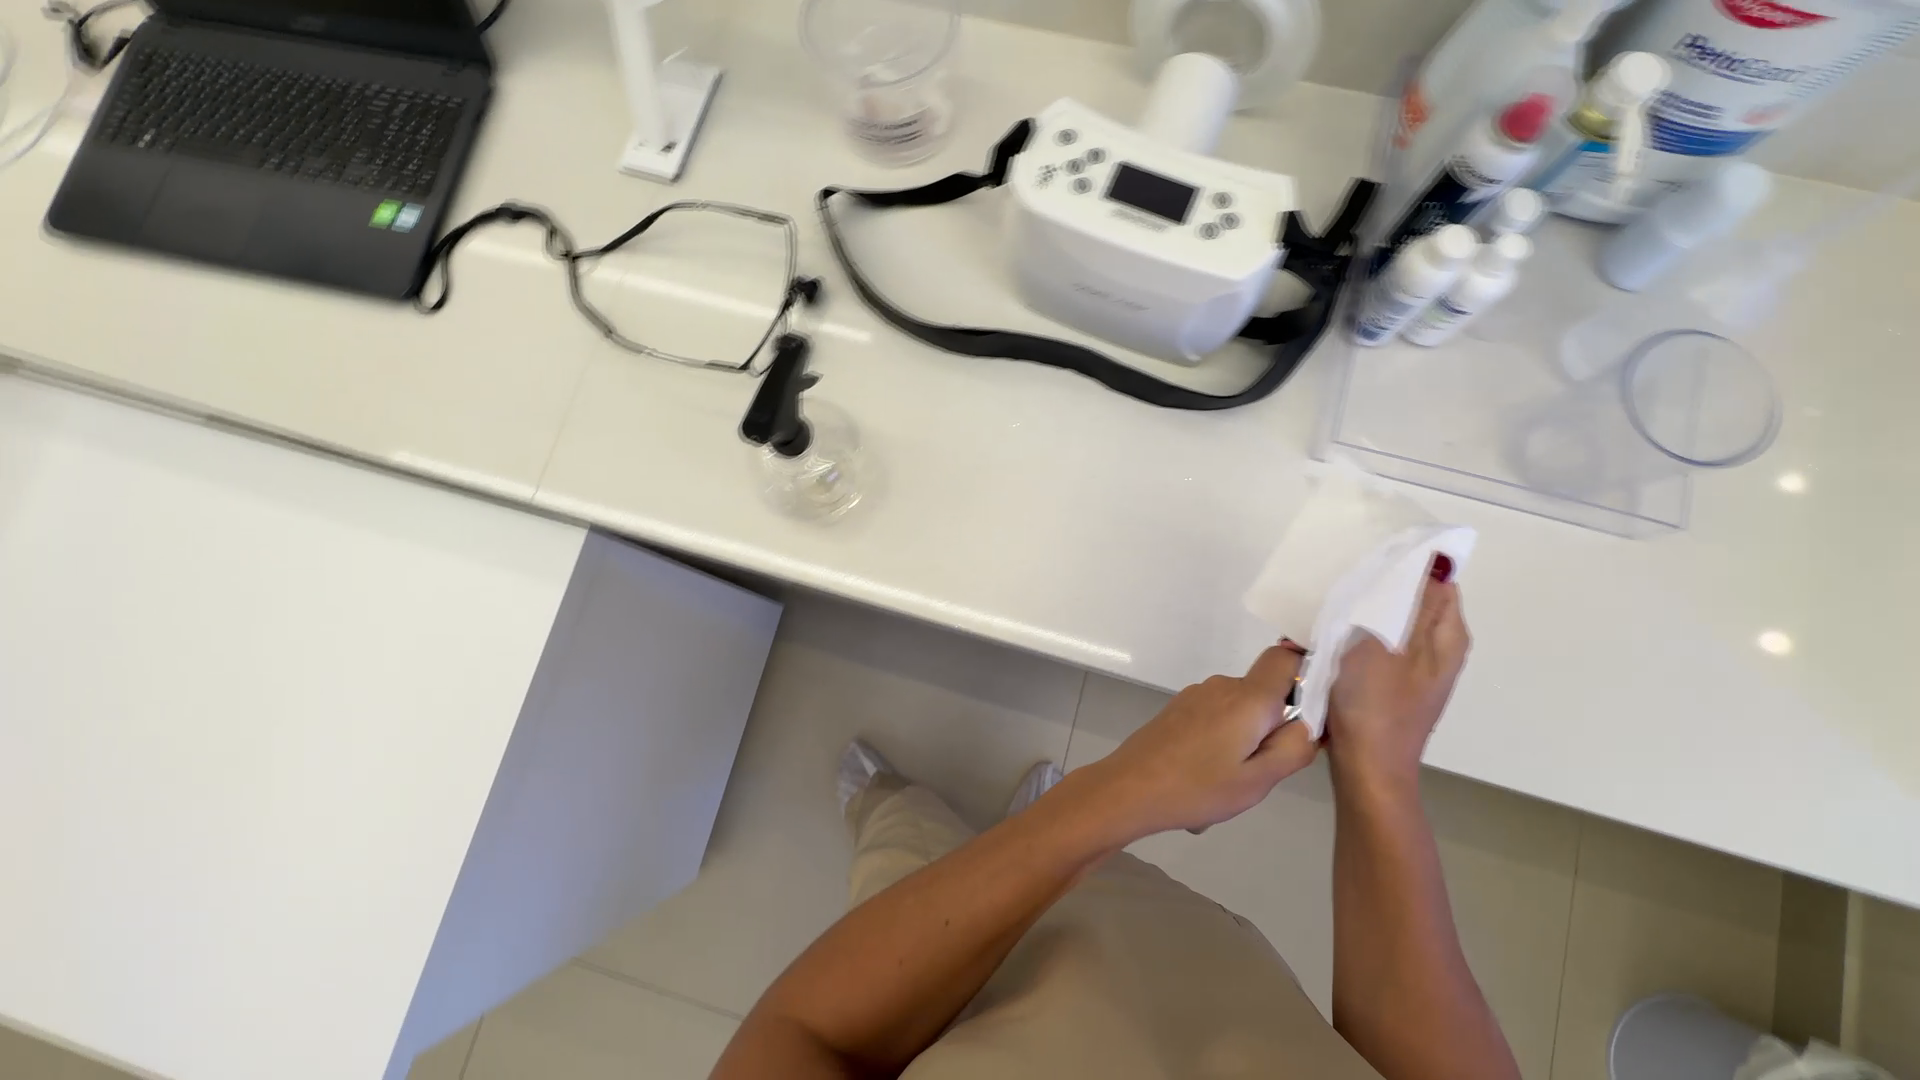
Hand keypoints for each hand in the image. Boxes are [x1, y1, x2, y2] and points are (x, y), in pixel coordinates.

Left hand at [1080, 643, 1316, 839]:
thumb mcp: (1258, 780)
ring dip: (1247, 737)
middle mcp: (1222, 686)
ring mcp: (1197, 695)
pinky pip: (1218, 716)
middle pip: (1266, 690)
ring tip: (1230, 778)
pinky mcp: (1179, 708)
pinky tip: (1207, 775)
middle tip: (1264, 768)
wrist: (1128, 789)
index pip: (1287, 659)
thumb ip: (1295, 748)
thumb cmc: (1197, 788)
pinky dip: (1223, 740)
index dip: (1308, 675)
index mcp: (1247, 698)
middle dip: (1276, 724)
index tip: (1314, 713)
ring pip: (1241, 708)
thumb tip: (1314, 722)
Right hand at [1326, 570, 1470, 790]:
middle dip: (1382, 585)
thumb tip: (1439, 562)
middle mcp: (1440, 649)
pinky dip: (1360, 634)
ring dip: (1367, 610)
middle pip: (1415, 600)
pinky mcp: (1393, 684)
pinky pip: (1379, 643)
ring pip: (1394, 621)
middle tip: (1343, 577)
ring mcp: (1416, 669)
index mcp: (1447, 636)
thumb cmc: (1376, 705)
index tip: (1369, 555)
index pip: (1438, 580)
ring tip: (1332, 603)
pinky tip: (1334, 636)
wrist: (1366, 768)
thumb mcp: (1391, 646)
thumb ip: (1414, 603)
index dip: (1407, 563)